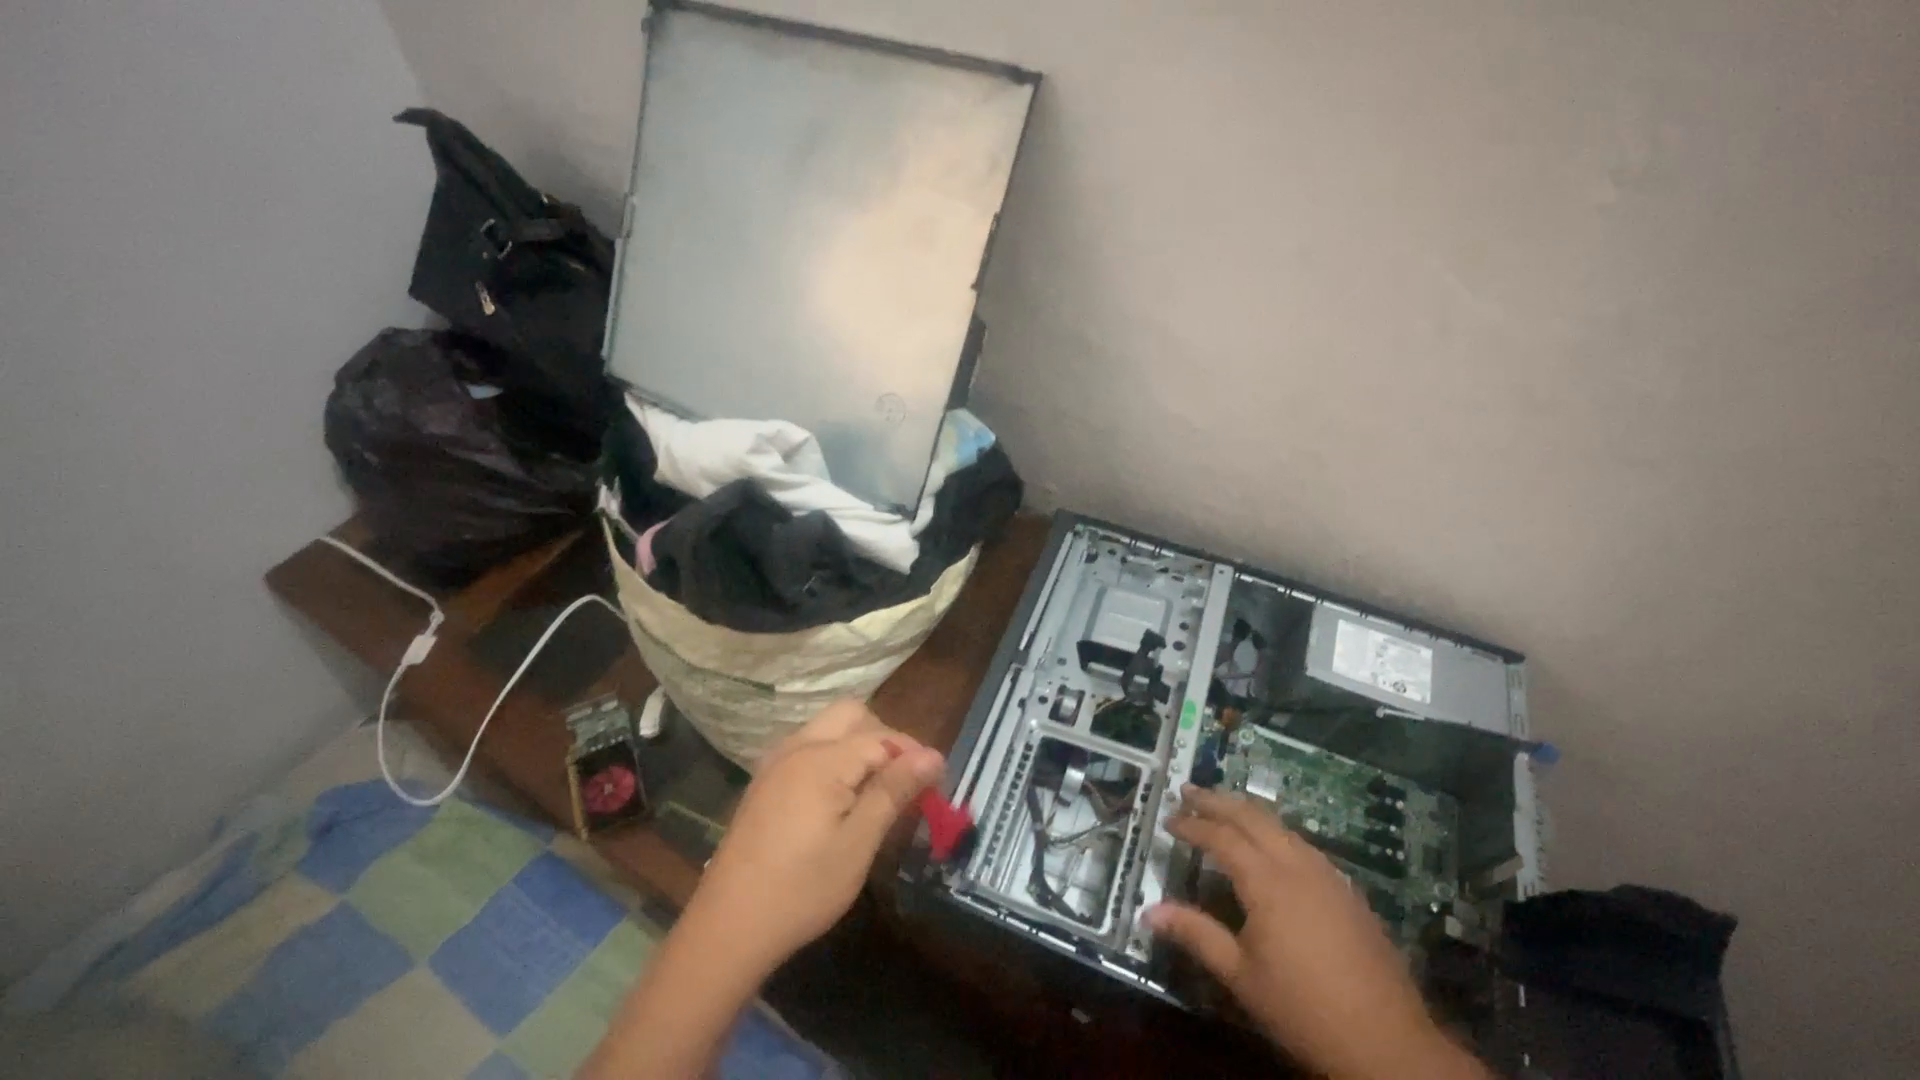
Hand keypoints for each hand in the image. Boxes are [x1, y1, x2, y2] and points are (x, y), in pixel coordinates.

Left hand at [686, 700, 944, 976]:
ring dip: (859, 747)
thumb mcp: (858, 843)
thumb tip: (933, 755)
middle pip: (851, 716)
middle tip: (905, 782)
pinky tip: (841, 800)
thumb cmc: (802, 888)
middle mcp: (797, 748)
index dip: (914, 756)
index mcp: (822, 759)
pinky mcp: (764, 783)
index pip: (882, 737)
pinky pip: (808, 749)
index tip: (936, 788)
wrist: (729, 925)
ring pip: (828, 730)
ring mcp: (775, 764)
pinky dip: (834, 760)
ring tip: (879, 792)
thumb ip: (893, 791)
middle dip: (886, 739)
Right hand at [1147, 785, 1486, 1079]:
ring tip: (1224, 810)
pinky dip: (1276, 833)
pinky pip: (1304, 846)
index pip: (1221, 838)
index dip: (1192, 826)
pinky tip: (1271, 847)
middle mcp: (1299, 867)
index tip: (1167, 820)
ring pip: (1283, 828)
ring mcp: (1329, 877)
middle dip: (1219, 801)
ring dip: (1249, 813)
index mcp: (1268, 883)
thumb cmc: (1303, 1010)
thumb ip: (1196, 935)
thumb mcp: (1240, 976)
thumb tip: (1148, 912)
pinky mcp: (1349, 893)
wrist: (1387, 1042)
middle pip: (1254, 818)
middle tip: (1189, 791)